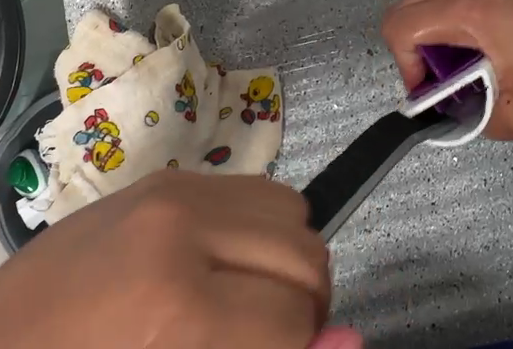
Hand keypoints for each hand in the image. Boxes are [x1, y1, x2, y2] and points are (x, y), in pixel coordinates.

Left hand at [0, 171, 339, 348]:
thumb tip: (352, 343)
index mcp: (176, 308)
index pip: (294, 318)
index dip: (296, 348)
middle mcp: (181, 228)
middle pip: (305, 254)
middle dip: (300, 311)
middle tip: (262, 341)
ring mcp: (169, 191)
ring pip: (289, 211)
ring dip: (283, 264)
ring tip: (243, 305)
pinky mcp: (160, 179)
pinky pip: (250, 192)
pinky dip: (255, 232)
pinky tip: (218, 268)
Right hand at [380, 0, 512, 139]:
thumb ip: (470, 119)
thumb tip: (448, 112)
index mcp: (468, 12)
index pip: (399, 25)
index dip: (404, 65)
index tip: (433, 91)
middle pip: (405, 3)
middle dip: (410, 46)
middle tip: (440, 78)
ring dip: (426, 24)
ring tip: (456, 59)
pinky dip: (445, 10)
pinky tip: (476, 40)